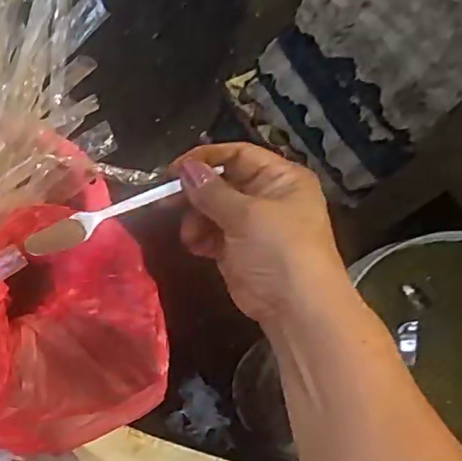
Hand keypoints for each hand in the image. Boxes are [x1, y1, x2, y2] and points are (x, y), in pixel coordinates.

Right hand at [172, 143, 347, 324]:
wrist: (295, 305)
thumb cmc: (280, 250)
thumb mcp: (246, 215)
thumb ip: (212, 191)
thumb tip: (185, 169)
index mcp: (279, 178)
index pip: (238, 155)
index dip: (205, 159)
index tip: (172, 172)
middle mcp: (265, 196)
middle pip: (220, 183)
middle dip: (195, 194)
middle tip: (166, 202)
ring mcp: (250, 224)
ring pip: (210, 210)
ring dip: (195, 219)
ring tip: (191, 235)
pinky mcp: (236, 249)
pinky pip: (210, 234)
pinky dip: (199, 238)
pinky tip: (196, 247)